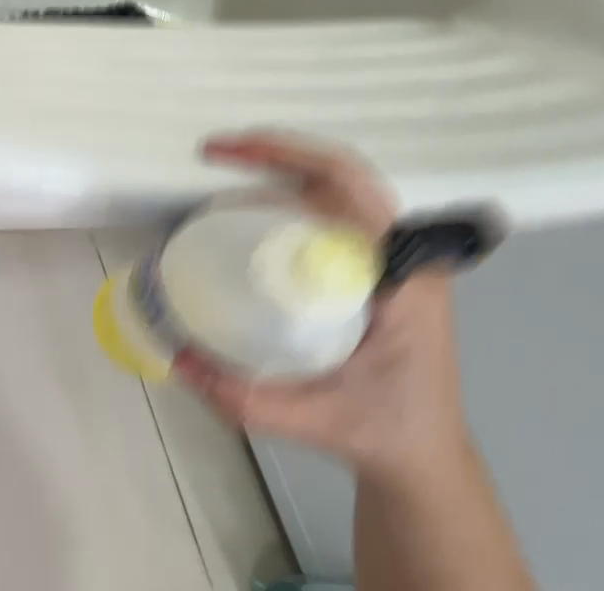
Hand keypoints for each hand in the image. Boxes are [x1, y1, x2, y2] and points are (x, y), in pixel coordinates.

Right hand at [175, 131, 472, 480]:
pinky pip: (331, 212)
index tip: (225, 153)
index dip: (289, 152)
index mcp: (402, 276)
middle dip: (273, 152)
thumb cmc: (386, 432)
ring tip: (223, 177)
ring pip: (335, 189)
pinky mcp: (372, 267)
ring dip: (279, 170)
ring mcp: (390, 258)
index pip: (351, 186)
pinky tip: (247, 214)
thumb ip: (244, 397)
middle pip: (338, 175)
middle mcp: (401, 255)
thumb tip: (179, 356)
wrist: (424, 452)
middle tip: (211, 154)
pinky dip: (287, 196)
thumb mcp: (313, 420)